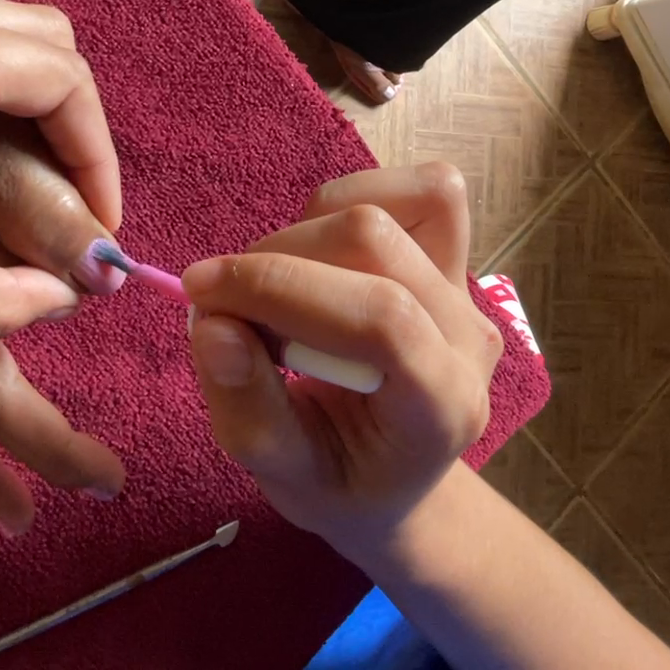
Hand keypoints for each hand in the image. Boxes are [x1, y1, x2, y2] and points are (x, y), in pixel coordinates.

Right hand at [180, 163, 503, 549]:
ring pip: (388, 204)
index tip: (200, 292)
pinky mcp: (454, 255)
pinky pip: (418, 190)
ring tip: (279, 286)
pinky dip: (347, 202)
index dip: (281, 287)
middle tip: (230, 305)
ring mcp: (467, 289)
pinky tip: (319, 254)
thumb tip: (212, 322)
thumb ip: (246, 406)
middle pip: (372, 239)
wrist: (393, 472)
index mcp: (441, 404)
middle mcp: (469, 336)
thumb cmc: (338, 480)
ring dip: (306, 229)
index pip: (379, 317)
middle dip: (276, 259)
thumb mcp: (281, 475)